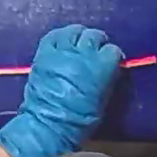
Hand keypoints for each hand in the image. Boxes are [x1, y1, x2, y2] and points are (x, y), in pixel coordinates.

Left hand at [0, 24, 124, 156]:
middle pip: (93, 36)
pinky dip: (60, 36)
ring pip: (73, 31)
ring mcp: (61, 51)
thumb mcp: (102, 101)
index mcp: (99, 66)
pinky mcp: (44, 53)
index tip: (112, 59)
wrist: (48, 124)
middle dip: (98, 40)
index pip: (112, 50)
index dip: (113, 54)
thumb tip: (111, 70)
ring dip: (79, 34)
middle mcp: (81, 53)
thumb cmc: (80, 120)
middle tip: (97, 47)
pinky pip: (53, 36)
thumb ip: (107, 80)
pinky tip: (63, 39)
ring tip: (80, 40)